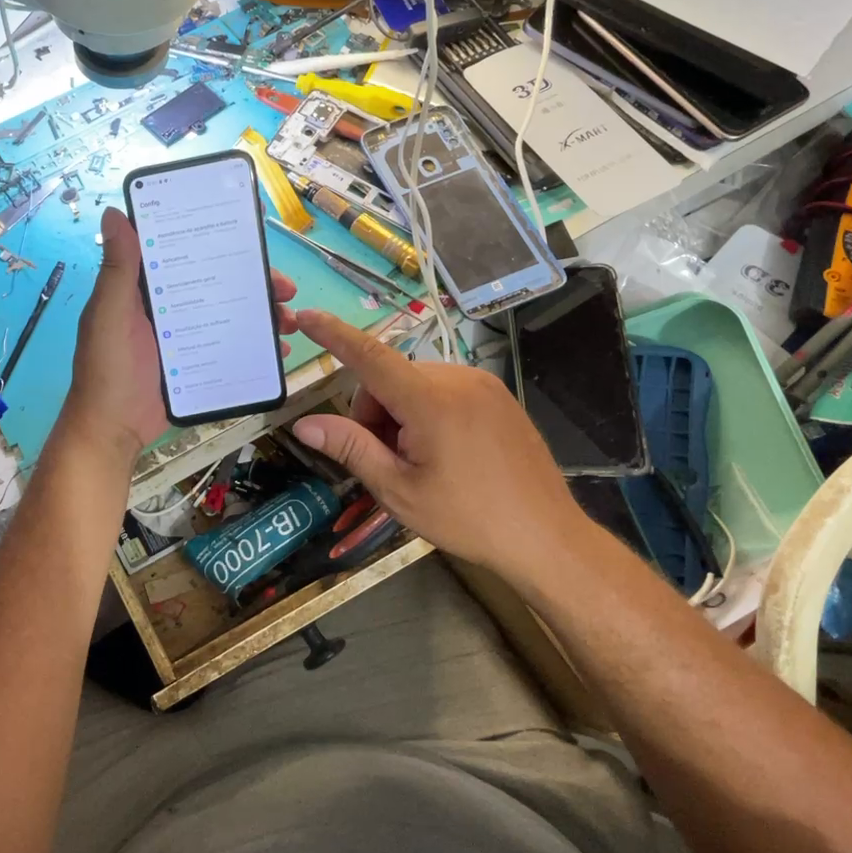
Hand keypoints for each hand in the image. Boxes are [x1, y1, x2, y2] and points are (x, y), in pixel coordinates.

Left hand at [62, 207, 297, 457]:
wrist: (112, 430)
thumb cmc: (108, 367)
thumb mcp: (109, 313)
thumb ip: (117, 268)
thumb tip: (113, 211)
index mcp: (144, 288)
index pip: (185, 251)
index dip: (217, 240)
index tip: (251, 234)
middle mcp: (166, 305)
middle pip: (217, 282)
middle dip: (254, 280)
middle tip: (286, 288)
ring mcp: (183, 335)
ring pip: (229, 312)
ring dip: (262, 312)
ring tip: (290, 321)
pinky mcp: (196, 362)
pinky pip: (229, 345)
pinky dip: (254, 344)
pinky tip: (278, 349)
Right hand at [289, 310, 582, 573]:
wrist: (546, 537)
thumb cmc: (467, 518)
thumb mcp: (398, 489)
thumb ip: (350, 448)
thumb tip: (305, 424)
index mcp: (430, 400)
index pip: (369, 356)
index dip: (334, 334)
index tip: (305, 315)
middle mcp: (458, 379)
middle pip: (388, 379)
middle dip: (374, 414)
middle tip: (387, 463)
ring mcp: (482, 385)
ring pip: (414, 384)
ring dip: (400, 415)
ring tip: (420, 463)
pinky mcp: (498, 396)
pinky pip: (442, 389)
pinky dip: (426, 412)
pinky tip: (444, 454)